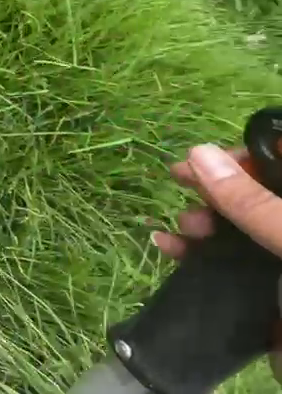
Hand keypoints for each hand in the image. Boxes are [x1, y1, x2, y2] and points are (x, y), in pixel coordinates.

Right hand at [152, 143, 281, 380]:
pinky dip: (189, 248)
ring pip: (233, 225)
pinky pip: (219, 258)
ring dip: (200, 218)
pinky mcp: (261, 287)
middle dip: (215, 186)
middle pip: (254, 194)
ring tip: (187, 228)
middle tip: (180, 179)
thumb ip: (259, 206)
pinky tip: (167, 245)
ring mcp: (276, 261)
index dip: (248, 157)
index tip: (208, 156)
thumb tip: (199, 152)